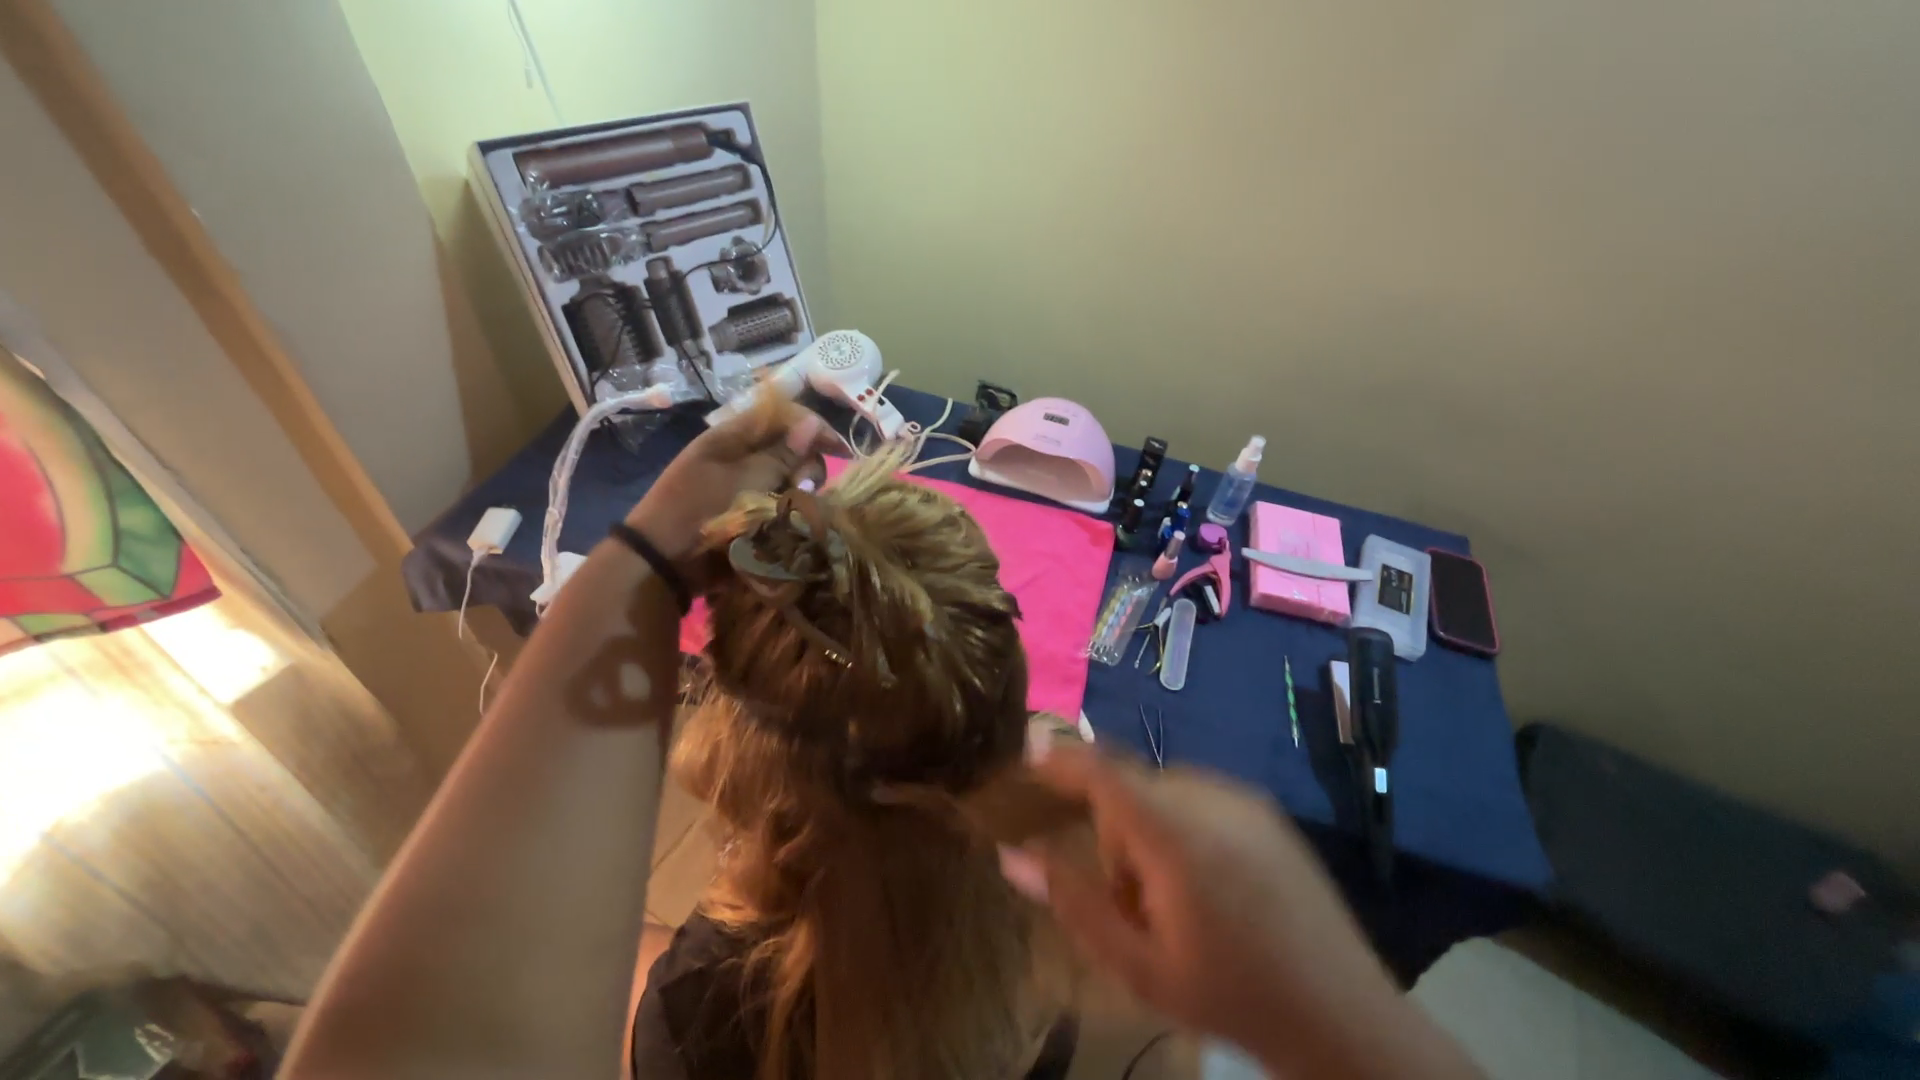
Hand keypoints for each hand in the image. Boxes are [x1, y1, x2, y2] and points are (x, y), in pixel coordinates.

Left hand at [624, 399, 839, 561]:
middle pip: (792, 450)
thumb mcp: (743, 479)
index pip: (784, 417)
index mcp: (734, 436)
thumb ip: (781, 455)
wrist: (664, 561)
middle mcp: (742, 456)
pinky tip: (795, 523)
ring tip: (797, 511)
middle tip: (804, 490)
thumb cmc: (699, 510)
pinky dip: (792, 512)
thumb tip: (811, 424)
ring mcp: (745, 486)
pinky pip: (781, 505)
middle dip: (808, 467)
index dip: (815, 429)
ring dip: (801, 493)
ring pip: (791, 480)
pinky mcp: (749, 514)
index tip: (841, 451)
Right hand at [997, 741, 1406, 1066]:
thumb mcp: (1138, 966)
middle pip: (1132, 785)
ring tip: (1170, 898)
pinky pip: (1201, 796)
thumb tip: (1013, 854)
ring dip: (1147, 827)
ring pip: (1165, 789)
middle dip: (1113, 827)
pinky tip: (1208, 884)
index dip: (1061, 760)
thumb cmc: (1229, 995)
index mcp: (1178, 837)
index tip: (1027, 764)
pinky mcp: (1269, 812)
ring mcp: (1247, 802)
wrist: (1341, 1015)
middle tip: (1128, 897)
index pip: (1105, 771)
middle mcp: (1213, 800)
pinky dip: (1181, 823)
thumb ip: (1073, 903)